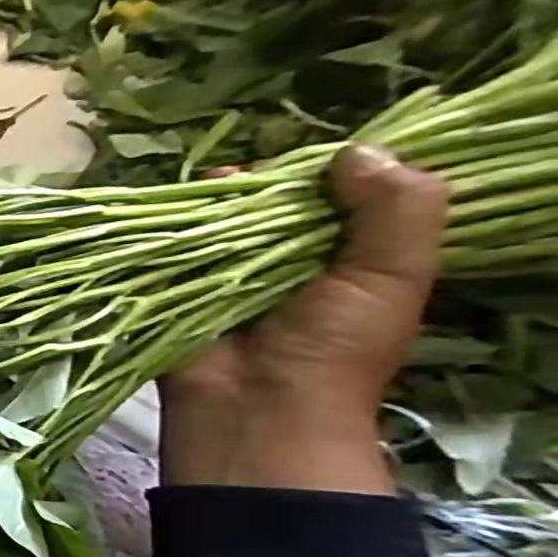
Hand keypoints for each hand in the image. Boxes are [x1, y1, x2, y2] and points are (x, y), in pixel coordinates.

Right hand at [160, 145, 447, 493]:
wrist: (255, 405)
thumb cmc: (334, 346)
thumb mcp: (393, 274)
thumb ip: (397, 209)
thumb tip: (350, 151)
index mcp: (339, 254)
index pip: (330, 197)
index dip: (319, 172)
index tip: (302, 159)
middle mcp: (278, 261)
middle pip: (264, 207)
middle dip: (251, 186)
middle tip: (234, 174)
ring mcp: (218, 277)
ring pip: (212, 225)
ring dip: (202, 206)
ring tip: (197, 187)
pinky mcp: (170, 291)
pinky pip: (165, 253)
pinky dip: (161, 234)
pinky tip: (160, 214)